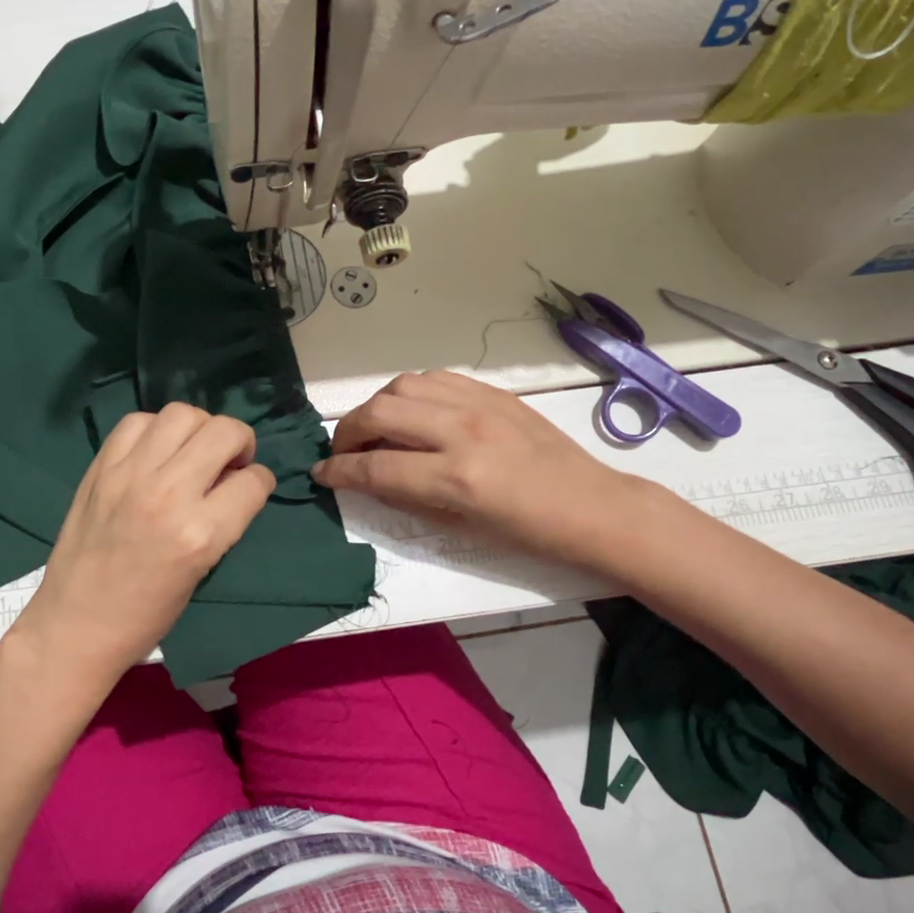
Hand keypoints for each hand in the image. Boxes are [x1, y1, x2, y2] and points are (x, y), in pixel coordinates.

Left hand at [14, 403, 274, 685]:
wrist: (77, 624)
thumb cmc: (147, 613)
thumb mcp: (203, 569)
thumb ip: (223, 519)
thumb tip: (234, 477)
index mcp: (200, 534)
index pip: (253, 481)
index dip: (259, 482)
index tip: (249, 489)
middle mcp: (168, 495)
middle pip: (223, 432)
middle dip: (239, 442)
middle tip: (229, 462)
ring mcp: (130, 475)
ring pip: (182, 414)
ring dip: (199, 428)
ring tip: (192, 451)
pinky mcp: (100, 468)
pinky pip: (137, 422)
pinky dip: (155, 430)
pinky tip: (155, 452)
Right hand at [311, 370, 650, 568]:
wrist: (592, 506)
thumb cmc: (528, 533)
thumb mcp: (461, 526)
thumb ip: (407, 497)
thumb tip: (365, 478)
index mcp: (458, 478)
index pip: (377, 466)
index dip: (339, 471)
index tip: (320, 474)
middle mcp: (463, 431)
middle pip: (380, 413)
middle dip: (347, 432)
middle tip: (340, 450)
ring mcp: (480, 405)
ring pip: (403, 386)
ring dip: (376, 406)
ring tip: (373, 429)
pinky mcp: (493, 392)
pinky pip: (434, 379)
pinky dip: (410, 393)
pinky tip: (410, 412)